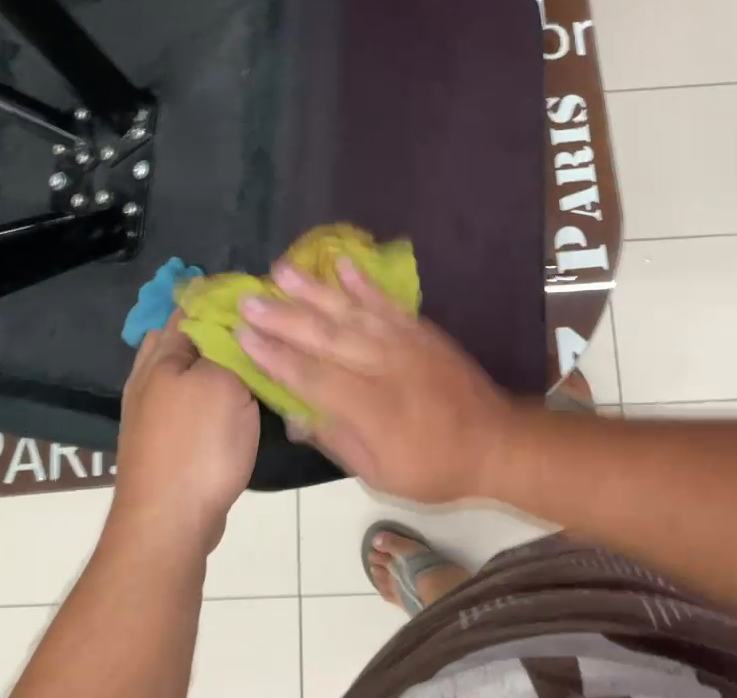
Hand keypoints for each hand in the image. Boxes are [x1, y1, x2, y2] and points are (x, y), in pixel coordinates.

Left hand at [113, 312, 259, 552]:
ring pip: (187, 372)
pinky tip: (236, 404)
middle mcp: (148, 378)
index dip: (226, 300)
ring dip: (214, 364)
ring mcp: (151, 413)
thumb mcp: (223, 383)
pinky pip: (190, 403)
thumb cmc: (198, 446)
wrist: (167, 526)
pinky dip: (211, 394)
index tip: (262, 300)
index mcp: (161, 356)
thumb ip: (229, 346)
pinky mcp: (162, 443)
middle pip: (184, 338)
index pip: (192, 308)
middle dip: (216, 329)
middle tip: (258, 331)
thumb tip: (235, 321)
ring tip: (253, 364)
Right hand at [235, 261, 517, 503]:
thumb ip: (337, 441)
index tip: (242, 336)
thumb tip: (294, 415)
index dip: (275, 357)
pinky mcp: (420, 329)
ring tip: (281, 269)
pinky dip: (363, 281)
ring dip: (314, 290)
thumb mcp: (380, 474)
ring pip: (351, 312)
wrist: (494, 441)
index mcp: (373, 409)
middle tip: (247, 299)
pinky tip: (341, 263)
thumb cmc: (433, 467)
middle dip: (283, 317)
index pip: (313, 377)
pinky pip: (386, 301)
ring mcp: (405, 343)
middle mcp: (385, 367)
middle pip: (326, 337)